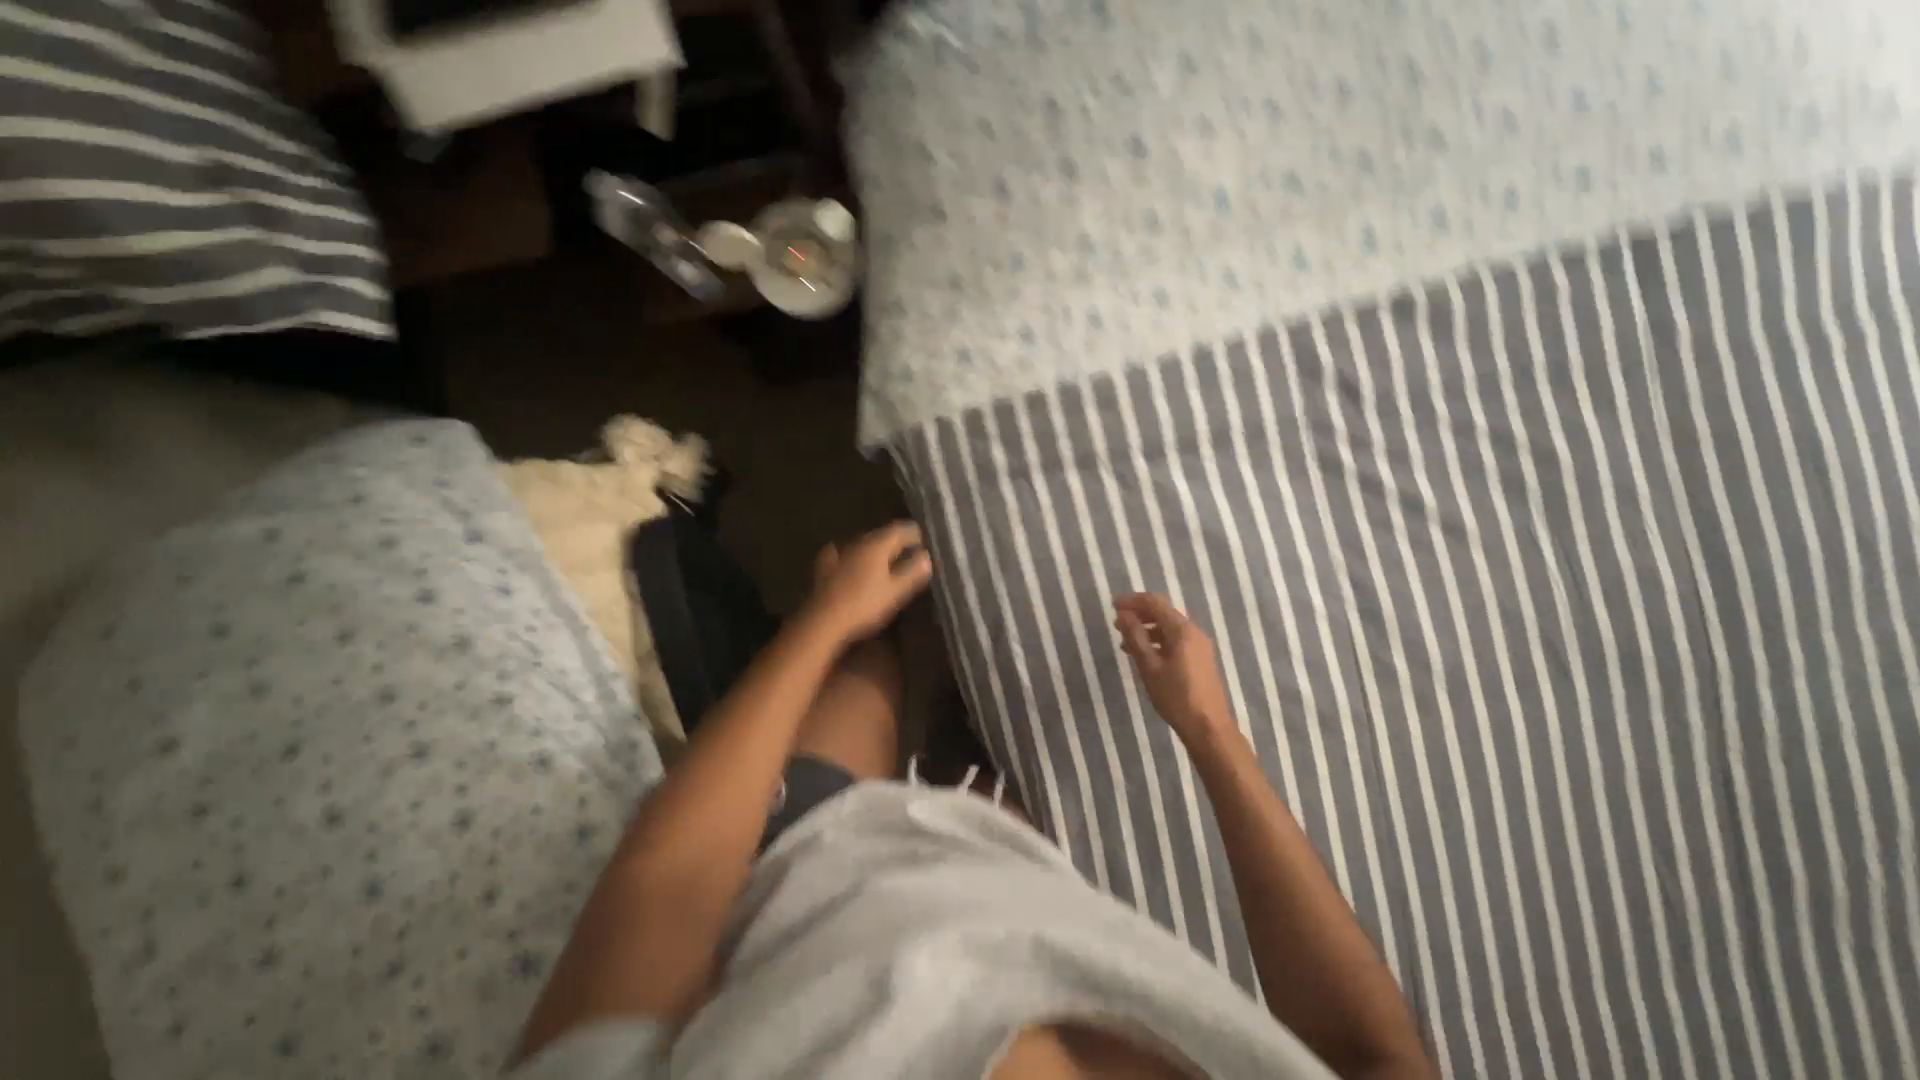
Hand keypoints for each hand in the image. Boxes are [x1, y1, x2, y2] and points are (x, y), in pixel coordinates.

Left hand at [801, 522, 933, 644]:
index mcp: (877, 545)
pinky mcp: (824, 568)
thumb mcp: (895, 592)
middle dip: (895, 541)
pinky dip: (853, 558)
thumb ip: (912, 572)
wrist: (822, 621)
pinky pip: (844, 556)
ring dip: (875, 550)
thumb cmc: (863, 605)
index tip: (924, 542)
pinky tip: (851, 564)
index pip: (900, 529)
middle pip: (880, 535)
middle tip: (908, 551)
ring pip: (862, 545)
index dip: (914, 534)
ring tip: (884, 560)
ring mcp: (838, 554)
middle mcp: (857, 542)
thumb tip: (926, 556)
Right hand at [1114, 592, 1233, 741]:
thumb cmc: (1176, 696)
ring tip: (1125, 641)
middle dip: (1140, 614)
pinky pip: (1176, 641)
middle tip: (1117, 622)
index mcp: (1182, 630)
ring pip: (1169, 628)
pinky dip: (1158, 641)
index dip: (1133, 601)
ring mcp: (1199, 646)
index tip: (1113, 605)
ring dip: (1147, 629)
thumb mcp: (1149, 666)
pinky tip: (1144, 655)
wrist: (1208, 726)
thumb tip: (1123, 615)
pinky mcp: (1200, 659)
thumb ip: (1135, 637)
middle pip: (1164, 613)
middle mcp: (1194, 632)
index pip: (1155, 603)